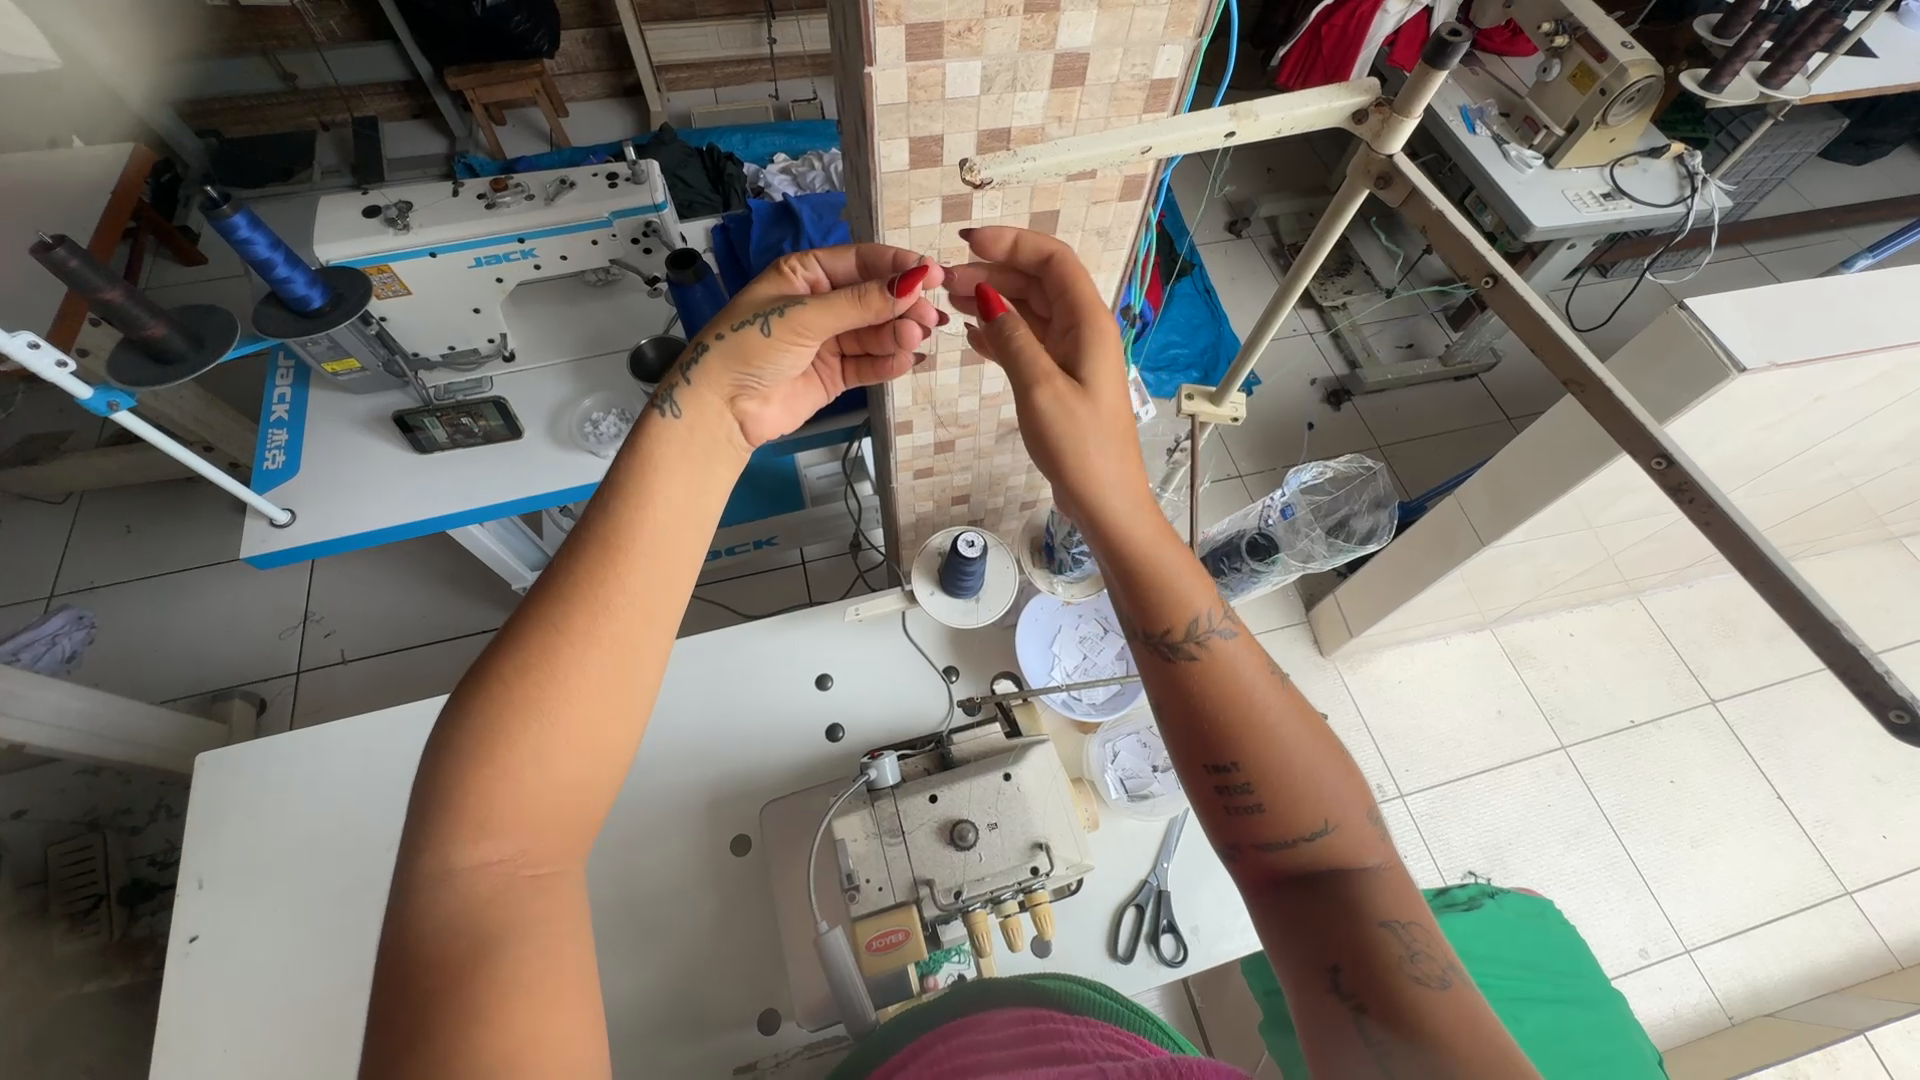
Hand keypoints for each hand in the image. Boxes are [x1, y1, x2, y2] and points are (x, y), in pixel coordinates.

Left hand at [647, 245, 944, 449]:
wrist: (721, 408)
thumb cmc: (749, 346)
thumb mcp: (804, 316)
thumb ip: (860, 303)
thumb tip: (912, 283)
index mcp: (805, 274)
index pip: (861, 262)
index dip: (897, 267)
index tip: (932, 274)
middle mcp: (820, 303)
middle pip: (874, 298)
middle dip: (903, 305)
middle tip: (931, 317)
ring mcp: (829, 340)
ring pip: (876, 332)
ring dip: (899, 334)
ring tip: (917, 338)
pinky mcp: (834, 374)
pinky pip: (869, 364)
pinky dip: (889, 362)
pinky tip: (906, 360)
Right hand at [944, 227, 1154, 536]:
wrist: (1105, 500)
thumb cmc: (1079, 445)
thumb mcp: (1039, 387)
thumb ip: (1013, 337)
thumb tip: (987, 296)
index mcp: (1088, 322)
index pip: (1052, 260)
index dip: (1011, 243)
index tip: (966, 242)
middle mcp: (1083, 330)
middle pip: (1038, 284)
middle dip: (994, 274)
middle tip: (946, 283)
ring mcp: (1072, 357)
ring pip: (1030, 314)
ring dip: (994, 303)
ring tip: (951, 303)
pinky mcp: (1061, 381)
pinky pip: (1028, 344)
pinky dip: (1001, 336)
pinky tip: (972, 336)